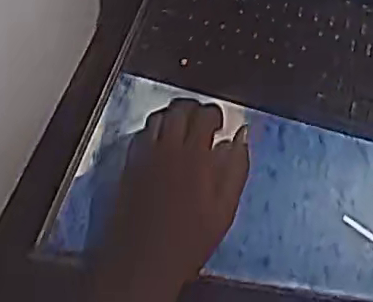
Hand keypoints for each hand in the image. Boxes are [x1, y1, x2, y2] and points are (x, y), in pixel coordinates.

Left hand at [92, 99, 249, 301]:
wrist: (145, 262)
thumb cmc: (189, 240)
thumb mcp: (224, 209)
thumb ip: (236, 166)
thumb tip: (242, 135)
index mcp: (195, 154)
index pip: (205, 114)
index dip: (215, 113)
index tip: (219, 123)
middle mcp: (169, 147)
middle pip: (180, 108)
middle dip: (193, 109)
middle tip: (201, 121)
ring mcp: (147, 153)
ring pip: (159, 116)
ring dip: (172, 116)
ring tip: (180, 128)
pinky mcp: (130, 163)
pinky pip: (141, 133)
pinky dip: (152, 130)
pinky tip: (159, 143)